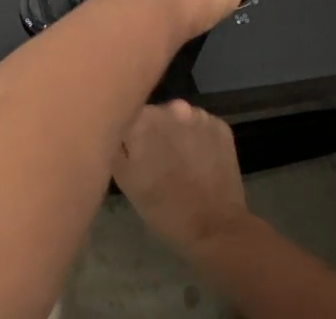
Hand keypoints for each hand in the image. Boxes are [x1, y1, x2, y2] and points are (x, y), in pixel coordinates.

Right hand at [114, 100, 250, 257]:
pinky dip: (197, 138)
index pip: (127, 113)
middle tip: (154, 159)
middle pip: (154, 113)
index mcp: (143, 118)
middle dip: (152, 131)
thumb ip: (114, 143)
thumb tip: (114, 125)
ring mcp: (200, 115)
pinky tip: (198, 161)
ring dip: (175, 133)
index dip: (128, 132)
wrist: (215, 228)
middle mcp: (172, 107)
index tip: (131, 150)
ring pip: (178, 118)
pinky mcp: (221, 127)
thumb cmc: (163, 207)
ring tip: (178, 161)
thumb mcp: (124, 178)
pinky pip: (200, 125)